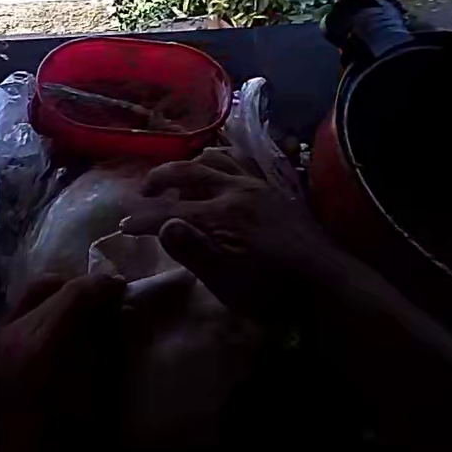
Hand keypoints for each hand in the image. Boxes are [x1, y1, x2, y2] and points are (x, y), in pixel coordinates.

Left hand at [0, 273, 124, 451]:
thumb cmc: (63, 443)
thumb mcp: (95, 396)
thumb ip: (104, 347)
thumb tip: (117, 313)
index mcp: (41, 346)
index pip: (73, 295)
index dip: (101, 285)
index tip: (123, 285)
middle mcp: (16, 331)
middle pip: (53, 286)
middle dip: (84, 285)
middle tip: (109, 293)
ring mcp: (2, 334)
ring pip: (35, 290)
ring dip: (63, 289)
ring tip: (88, 301)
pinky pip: (25, 304)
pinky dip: (47, 300)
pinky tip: (65, 314)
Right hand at [120, 148, 359, 323]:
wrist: (328, 285)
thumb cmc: (272, 292)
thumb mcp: (228, 281)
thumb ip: (193, 250)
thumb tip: (161, 224)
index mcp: (221, 214)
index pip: (169, 211)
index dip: (143, 219)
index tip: (122, 228)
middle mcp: (235, 190)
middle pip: (187, 173)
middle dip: (159, 179)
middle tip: (142, 194)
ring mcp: (256, 186)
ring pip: (214, 160)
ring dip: (189, 167)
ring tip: (177, 180)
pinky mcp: (272, 189)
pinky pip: (240, 163)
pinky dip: (220, 162)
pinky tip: (217, 172)